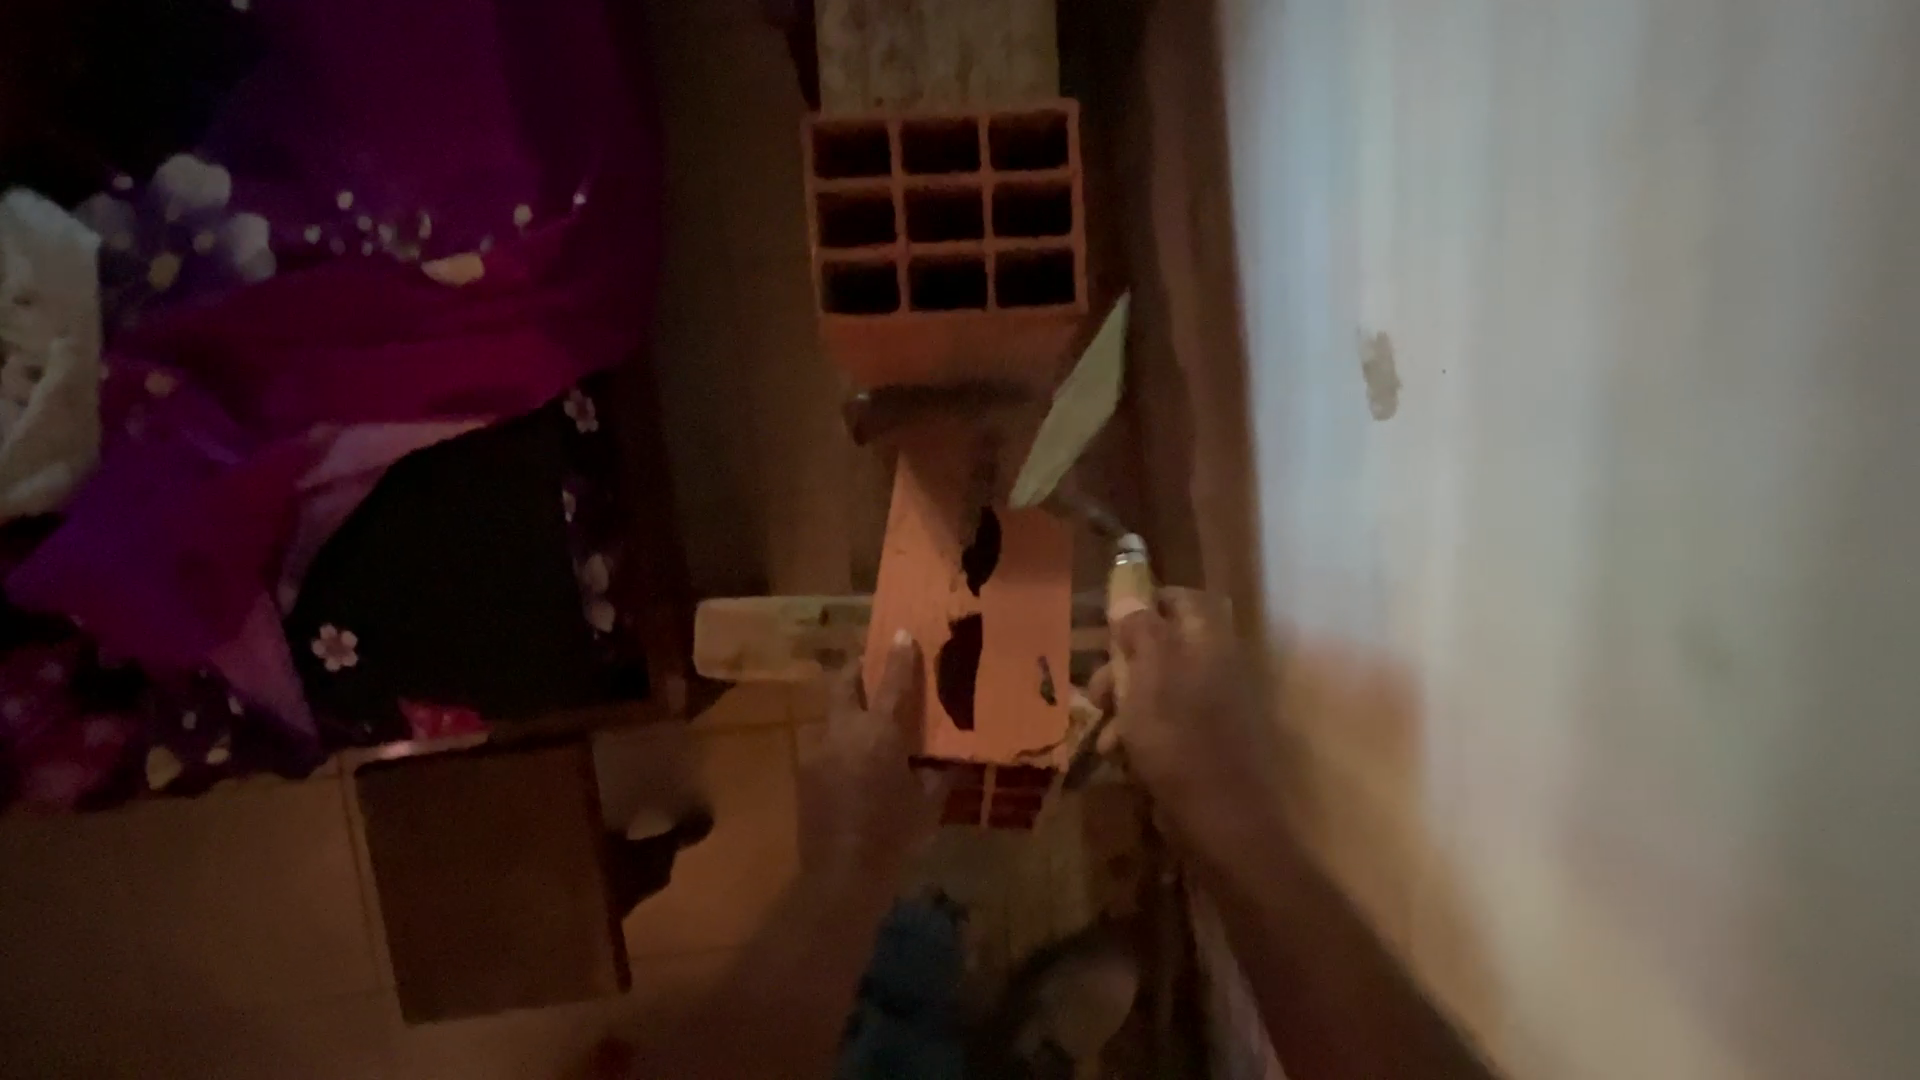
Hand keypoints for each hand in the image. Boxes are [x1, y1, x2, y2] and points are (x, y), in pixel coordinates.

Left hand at [798, 631, 943, 877]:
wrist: (840, 877)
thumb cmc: (894, 837)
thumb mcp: (928, 804)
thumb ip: (939, 773)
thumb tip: (952, 756)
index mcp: (880, 734)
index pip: (892, 683)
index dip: (899, 655)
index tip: (903, 632)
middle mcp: (844, 731)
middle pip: (845, 682)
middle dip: (857, 667)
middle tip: (872, 665)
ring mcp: (819, 748)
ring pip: (832, 711)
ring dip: (848, 706)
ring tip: (866, 718)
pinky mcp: (805, 770)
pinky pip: (825, 741)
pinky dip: (841, 739)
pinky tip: (853, 759)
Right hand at [1095, 588, 1280, 861]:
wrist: (1222, 819)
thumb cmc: (1177, 736)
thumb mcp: (1147, 674)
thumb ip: (1140, 629)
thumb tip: (1130, 596)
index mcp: (1208, 640)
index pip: (1182, 599)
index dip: (1147, 603)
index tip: (1111, 622)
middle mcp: (1217, 665)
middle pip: (1163, 646)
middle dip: (1122, 664)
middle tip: (1096, 689)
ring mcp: (1217, 706)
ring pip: (1159, 688)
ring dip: (1125, 704)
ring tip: (1103, 731)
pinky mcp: (1209, 742)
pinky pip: (1168, 723)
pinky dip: (1141, 733)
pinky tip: (1120, 756)